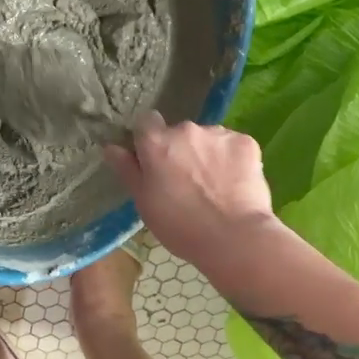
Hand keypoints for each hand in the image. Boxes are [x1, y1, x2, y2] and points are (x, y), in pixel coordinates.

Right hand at [103, 113, 286, 267]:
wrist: (233, 236)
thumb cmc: (179, 226)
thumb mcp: (144, 203)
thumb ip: (128, 171)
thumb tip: (111, 147)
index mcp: (156, 144)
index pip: (146, 122)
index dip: (148, 140)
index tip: (153, 162)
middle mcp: (186, 130)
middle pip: (178, 133)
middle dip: (180, 150)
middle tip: (185, 183)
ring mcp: (219, 133)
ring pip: (207, 139)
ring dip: (205, 154)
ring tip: (212, 186)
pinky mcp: (246, 142)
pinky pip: (232, 146)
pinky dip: (231, 160)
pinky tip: (232, 184)